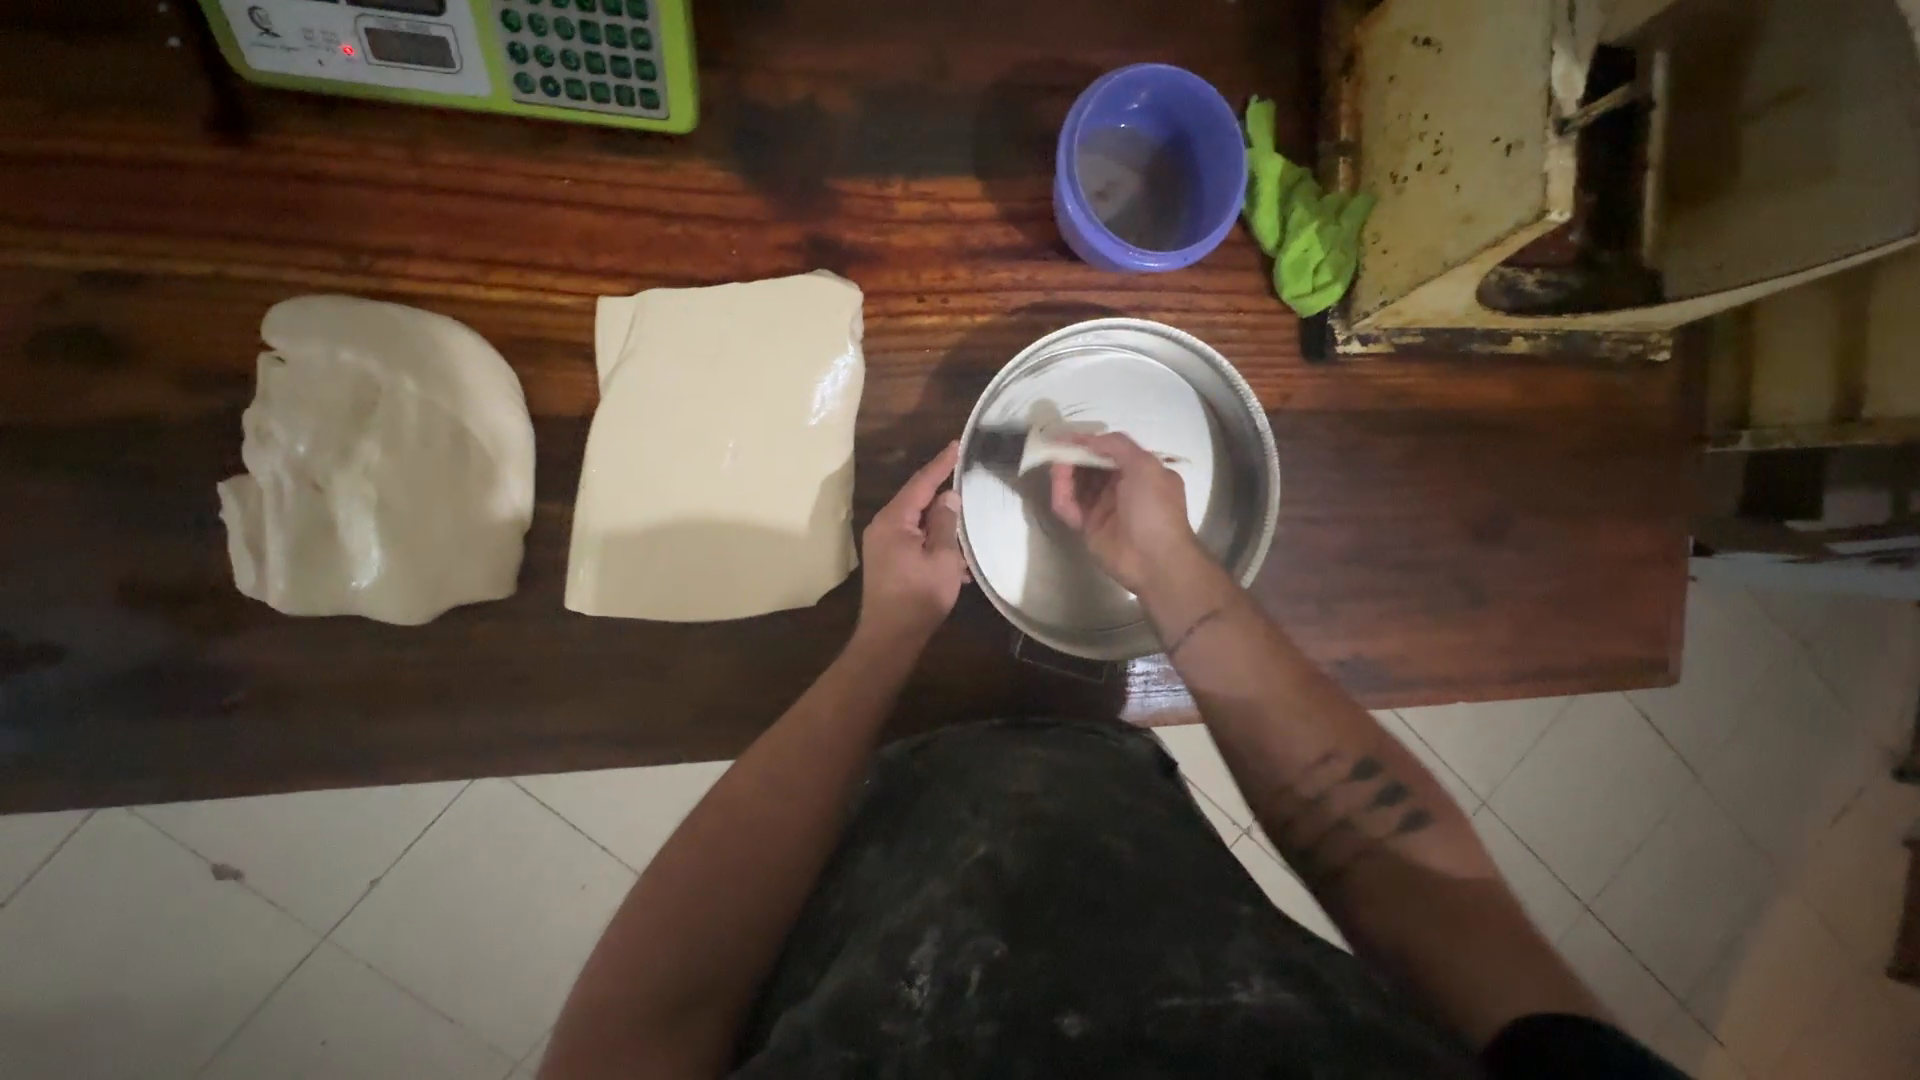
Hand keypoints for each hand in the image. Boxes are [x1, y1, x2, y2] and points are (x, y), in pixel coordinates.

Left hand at [856, 442, 969, 644]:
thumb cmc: (919, 597)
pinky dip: (935, 545)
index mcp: (894, 520)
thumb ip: (946, 523)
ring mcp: (883, 545)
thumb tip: (948, 497)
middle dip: (944, 496)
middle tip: (968, 480)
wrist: (890, 638)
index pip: (921, 483)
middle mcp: (883, 527)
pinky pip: (915, 542)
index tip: (957, 445)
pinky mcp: (888, 562)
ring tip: (969, 524)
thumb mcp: (943, 558)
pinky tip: (958, 558)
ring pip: (918, 524)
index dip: (941, 464)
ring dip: (943, 527)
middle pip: (917, 501)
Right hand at [1049, 433, 1200, 594]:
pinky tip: (1059, 492)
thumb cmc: (1155, 508)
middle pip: (1089, 467)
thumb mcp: (1144, 465)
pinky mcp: (1089, 528)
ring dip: (1064, 476)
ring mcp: (1104, 508)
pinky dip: (1062, 498)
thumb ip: (1115, 445)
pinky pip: (1070, 508)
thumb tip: (1086, 439)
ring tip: (1056, 470)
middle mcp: (1121, 488)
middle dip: (1073, 458)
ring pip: (1077, 486)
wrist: (1155, 559)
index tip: (1065, 437)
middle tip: (1056, 452)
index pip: (1108, 452)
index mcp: (1140, 471)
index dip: (1088, 443)